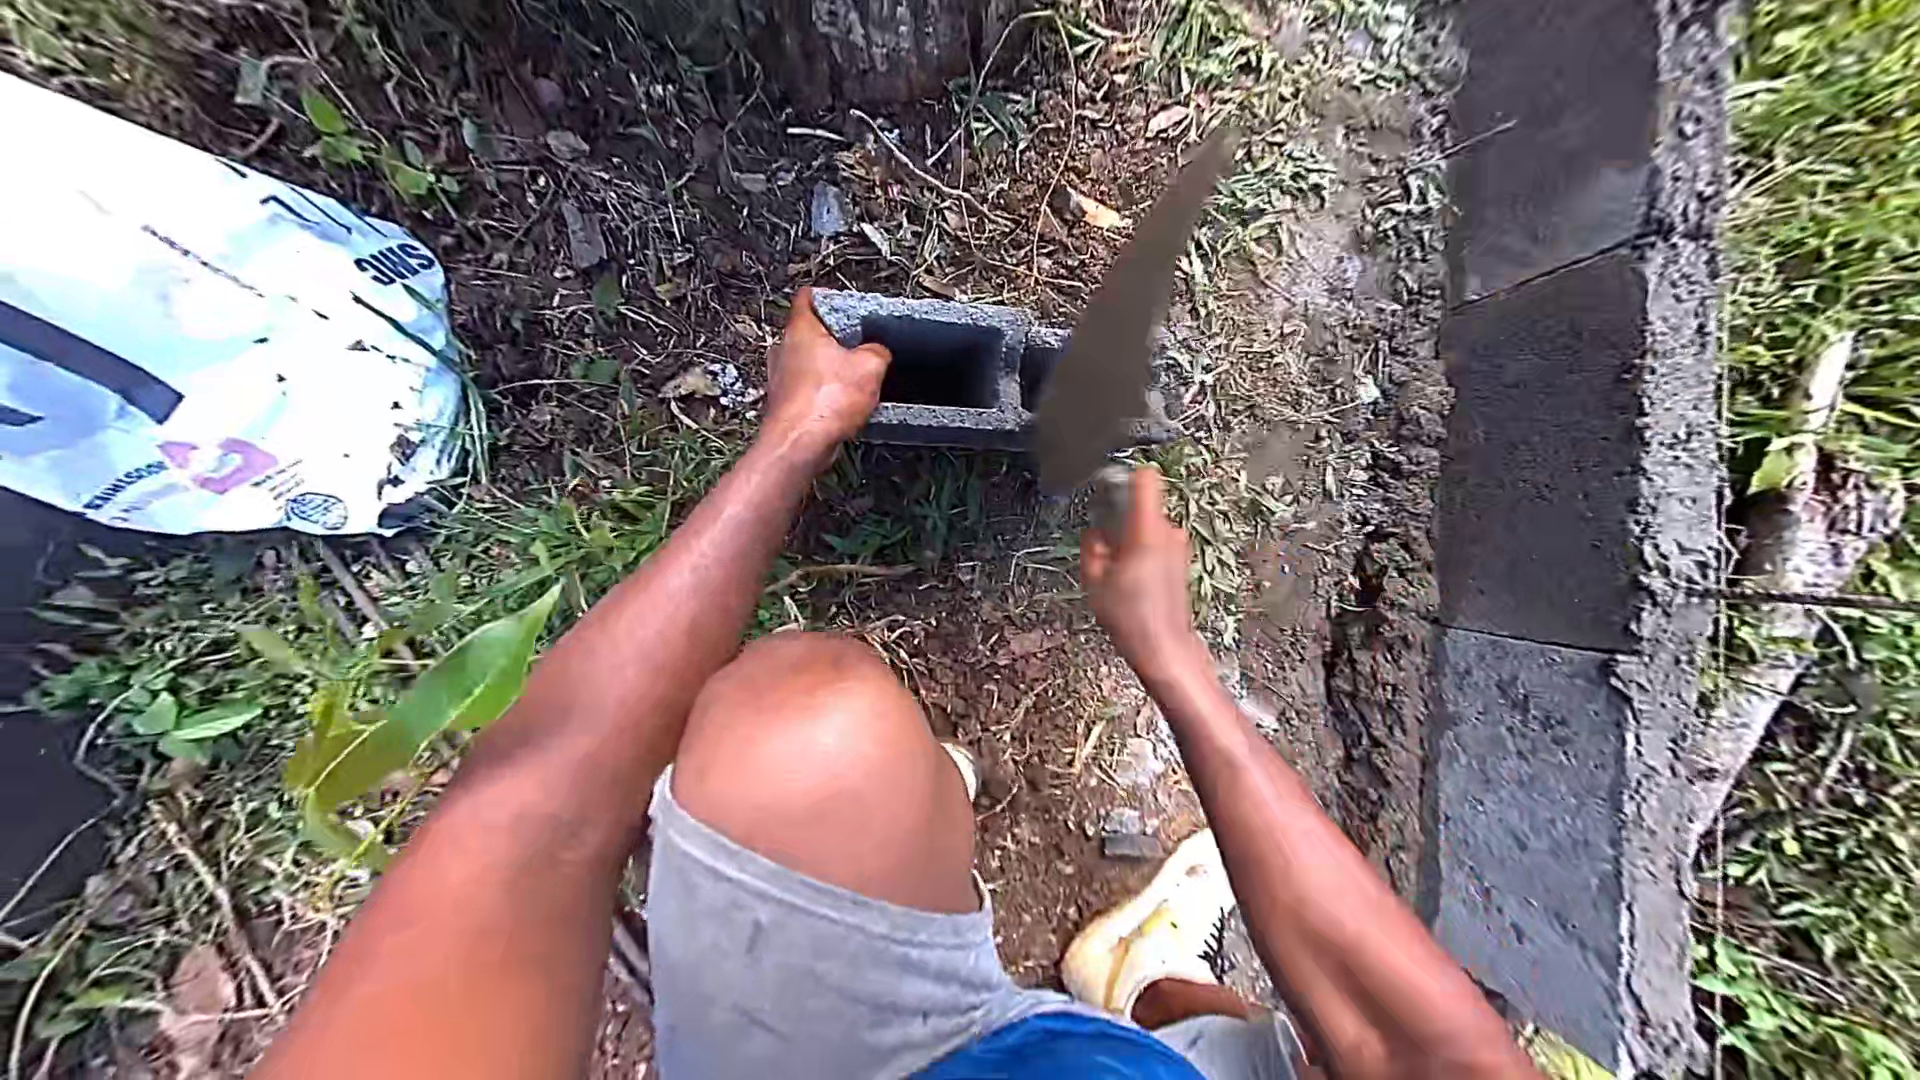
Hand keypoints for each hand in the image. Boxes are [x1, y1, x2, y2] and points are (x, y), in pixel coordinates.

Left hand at [761, 287, 890, 463]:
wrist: (800, 443)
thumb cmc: (823, 404)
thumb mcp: (870, 366)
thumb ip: (877, 352)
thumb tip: (879, 353)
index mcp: (801, 330)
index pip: (807, 297)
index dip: (826, 296)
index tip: (840, 302)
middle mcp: (785, 351)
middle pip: (810, 333)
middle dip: (834, 340)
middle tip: (856, 348)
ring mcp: (782, 379)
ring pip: (808, 364)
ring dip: (829, 370)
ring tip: (852, 382)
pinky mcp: (786, 404)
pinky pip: (809, 392)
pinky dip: (824, 396)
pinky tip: (841, 408)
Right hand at [1080, 466, 1205, 682]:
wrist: (1163, 647)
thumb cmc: (1129, 616)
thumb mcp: (1093, 579)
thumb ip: (1092, 545)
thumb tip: (1095, 532)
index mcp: (1146, 530)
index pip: (1146, 480)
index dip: (1126, 478)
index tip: (1109, 490)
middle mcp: (1168, 532)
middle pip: (1143, 505)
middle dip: (1121, 519)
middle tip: (1106, 548)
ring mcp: (1179, 546)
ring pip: (1149, 525)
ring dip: (1132, 537)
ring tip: (1119, 568)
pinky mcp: (1182, 560)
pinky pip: (1158, 541)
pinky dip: (1143, 550)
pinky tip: (1133, 578)